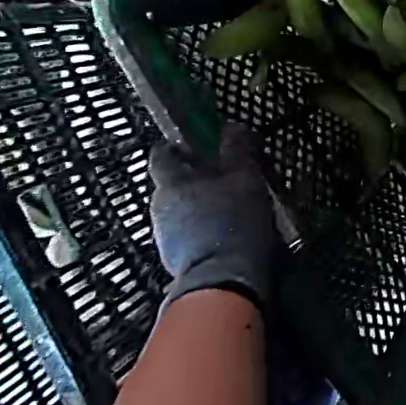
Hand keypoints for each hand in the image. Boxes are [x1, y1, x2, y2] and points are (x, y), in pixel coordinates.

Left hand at [149, 126, 278, 311]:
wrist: (225, 279)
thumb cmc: (234, 219)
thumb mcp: (246, 177)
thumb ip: (238, 150)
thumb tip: (231, 125)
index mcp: (171, 183)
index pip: (162, 154)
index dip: (177, 144)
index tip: (196, 140)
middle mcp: (159, 206)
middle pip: (173, 182)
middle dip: (197, 175)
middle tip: (227, 172)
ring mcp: (164, 234)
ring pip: (181, 206)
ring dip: (201, 200)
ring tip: (232, 202)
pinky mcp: (175, 256)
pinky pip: (188, 230)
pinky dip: (203, 223)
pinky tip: (228, 227)